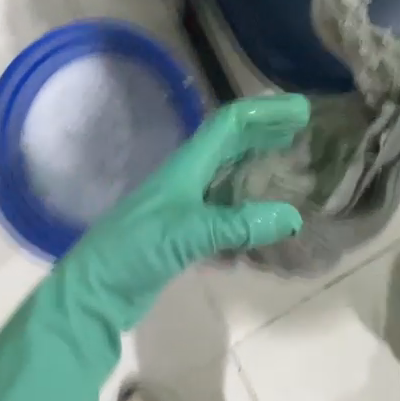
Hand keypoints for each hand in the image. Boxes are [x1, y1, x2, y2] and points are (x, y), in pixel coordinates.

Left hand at [53, 94, 308, 330]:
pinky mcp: (185, 231)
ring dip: (258, 164)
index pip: (231, 123)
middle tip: (303, 131)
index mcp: (188, 164)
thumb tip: (293, 216)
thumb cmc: (136, 250)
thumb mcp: (188, 233)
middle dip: (266, 131)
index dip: (266, 112)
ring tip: (290, 164)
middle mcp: (189, 176)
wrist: (95, 290)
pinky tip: (265, 217)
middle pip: (232, 142)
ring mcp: (186, 203)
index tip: (302, 110)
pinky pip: (225, 207)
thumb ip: (238, 224)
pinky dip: (248, 205)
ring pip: (229, 172)